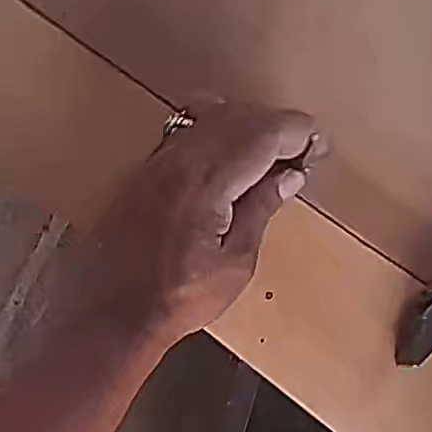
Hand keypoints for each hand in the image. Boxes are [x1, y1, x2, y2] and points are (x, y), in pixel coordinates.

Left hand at [76, 102, 318, 342]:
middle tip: (296, 156)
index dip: (296, 134)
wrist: (116, 316)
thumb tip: (288, 176)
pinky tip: (222, 165)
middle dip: (274, 128)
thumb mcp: (234, 266)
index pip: (263, 133)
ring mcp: (153, 165)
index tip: (316, 147)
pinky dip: (212, 137)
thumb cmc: (177, 301)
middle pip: (237, 116)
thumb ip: (260, 212)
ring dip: (242, 128)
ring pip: (207, 118)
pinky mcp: (138, 176)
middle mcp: (177, 162)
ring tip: (262, 159)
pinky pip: (182, 135)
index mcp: (207, 183)